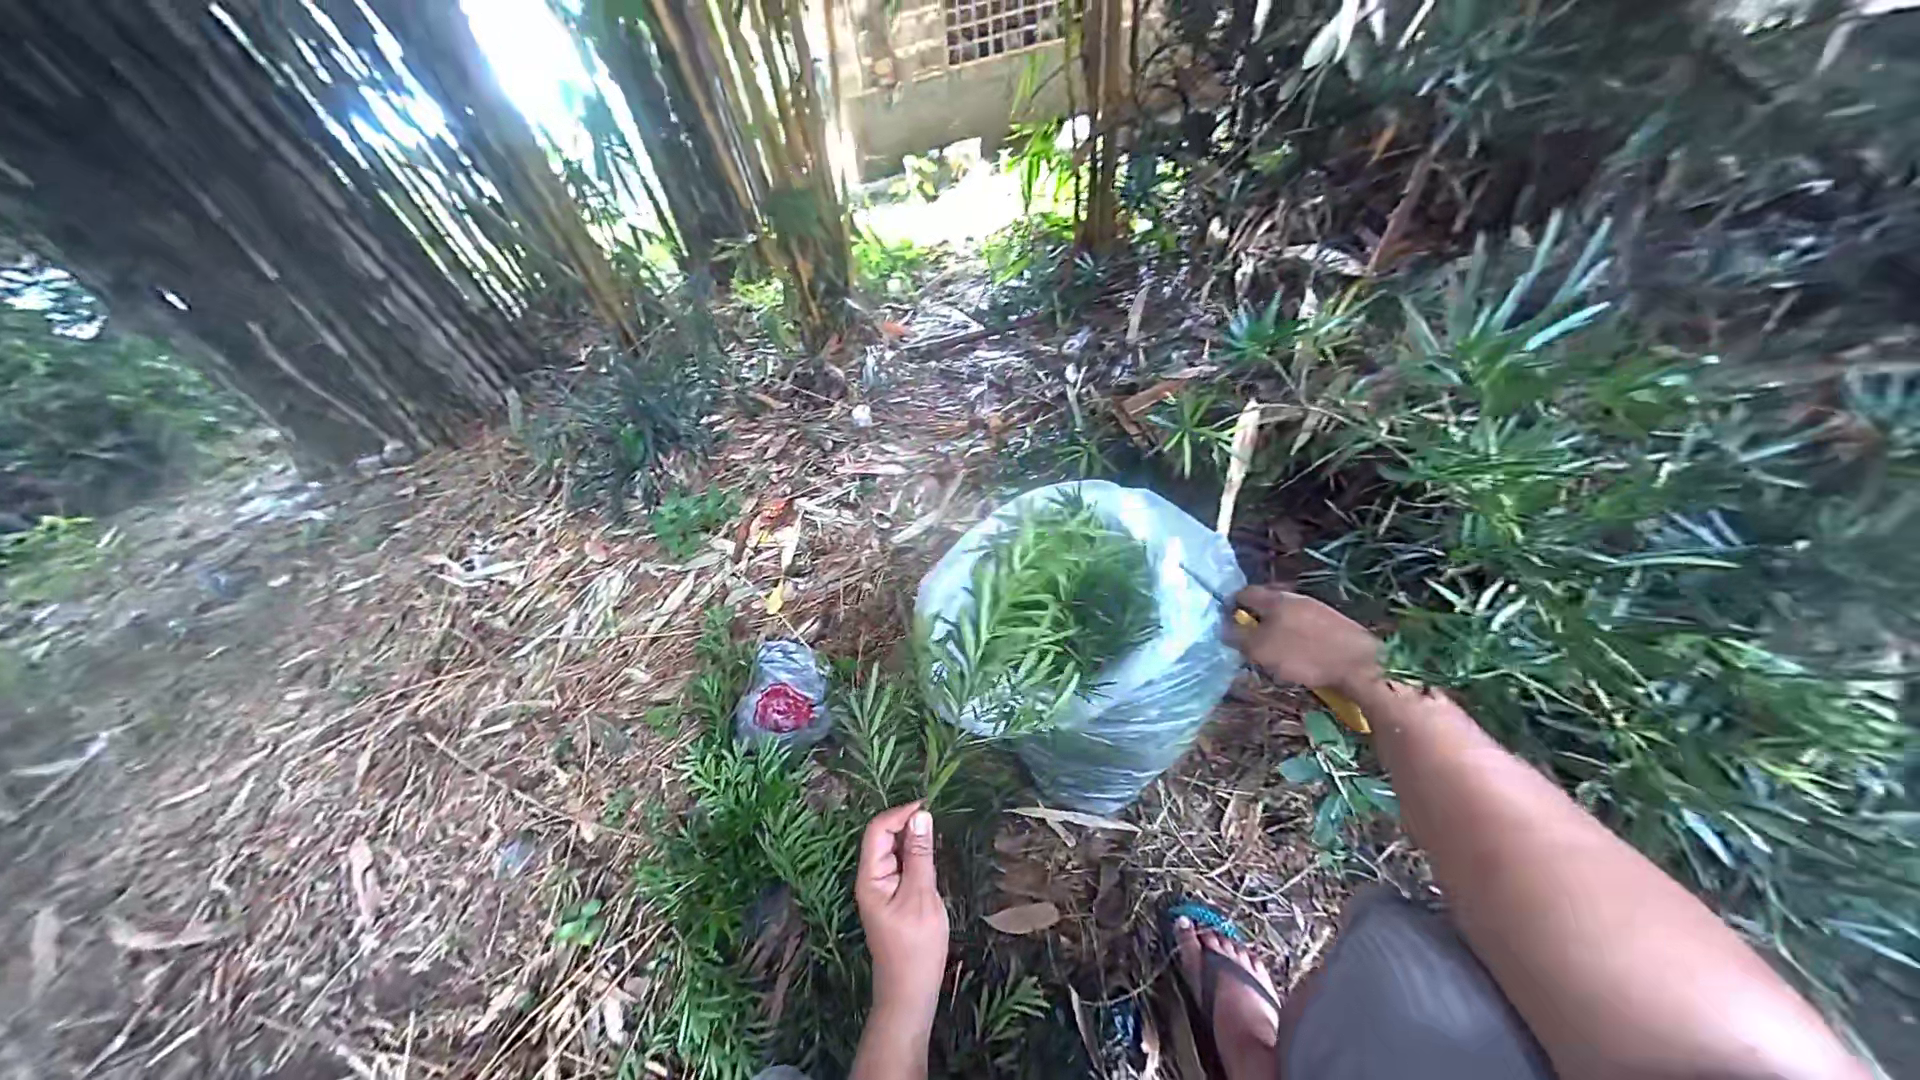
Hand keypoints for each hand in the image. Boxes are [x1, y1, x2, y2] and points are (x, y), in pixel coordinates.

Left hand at [854, 801, 949, 1027]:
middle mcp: (870, 878)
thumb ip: (920, 854)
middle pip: (882, 837)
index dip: (899, 813)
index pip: (877, 830)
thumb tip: (921, 814)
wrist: (910, 993)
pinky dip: (914, 855)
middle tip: (934, 820)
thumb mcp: (921, 895)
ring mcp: (881, 887)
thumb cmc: (915, 946)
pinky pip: (900, 864)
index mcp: (870, 877)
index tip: (927, 806)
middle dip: (906, 823)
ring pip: (892, 850)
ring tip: (935, 834)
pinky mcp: (892, 896)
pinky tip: (930, 856)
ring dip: (911, 838)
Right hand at [1226, 585, 1383, 693]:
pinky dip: (1296, 639)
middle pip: (1264, 605)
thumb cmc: (1303, 655)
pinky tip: (1300, 657)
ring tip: (1275, 655)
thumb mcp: (1259, 649)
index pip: (1242, 593)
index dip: (1230, 608)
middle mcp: (1294, 597)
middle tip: (1250, 644)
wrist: (1360, 665)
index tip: (1228, 627)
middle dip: (1254, 622)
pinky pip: (1304, 627)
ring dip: (1276, 632)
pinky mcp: (1333, 624)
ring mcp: (1316, 609)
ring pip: (1285, 617)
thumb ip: (1237, 636)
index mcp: (1274, 599)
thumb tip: (1224, 628)